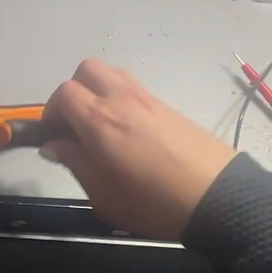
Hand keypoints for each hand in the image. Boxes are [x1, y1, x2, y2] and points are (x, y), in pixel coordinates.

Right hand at [41, 60, 237, 240]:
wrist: (219, 198)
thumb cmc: (154, 203)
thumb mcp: (105, 196)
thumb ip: (75, 164)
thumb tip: (54, 145)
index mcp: (99, 120)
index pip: (63, 93)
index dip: (52, 111)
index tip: (54, 136)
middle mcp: (120, 98)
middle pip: (86, 70)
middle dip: (74, 91)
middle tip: (75, 123)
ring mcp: (146, 97)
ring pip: (110, 72)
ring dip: (97, 89)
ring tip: (101, 123)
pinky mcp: (166, 104)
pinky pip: (132, 86)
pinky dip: (120, 97)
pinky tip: (128, 129)